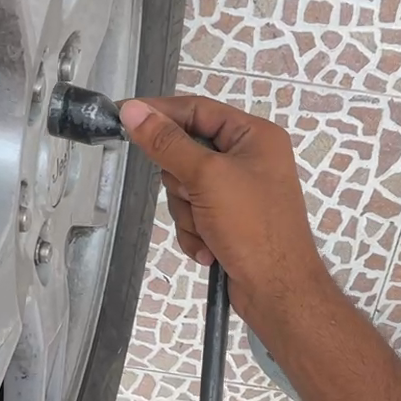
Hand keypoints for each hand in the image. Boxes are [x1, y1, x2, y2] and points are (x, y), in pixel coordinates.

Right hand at [119, 96, 333, 321]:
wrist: (276, 290)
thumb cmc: (252, 227)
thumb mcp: (206, 177)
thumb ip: (166, 144)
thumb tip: (133, 110)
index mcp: (254, 136)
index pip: (197, 111)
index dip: (161, 114)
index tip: (124, 117)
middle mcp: (248, 160)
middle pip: (186, 155)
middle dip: (183, 185)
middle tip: (196, 199)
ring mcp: (238, 194)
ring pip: (186, 191)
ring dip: (188, 216)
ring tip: (210, 233)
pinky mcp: (229, 223)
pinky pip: (194, 217)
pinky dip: (196, 235)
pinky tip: (211, 250)